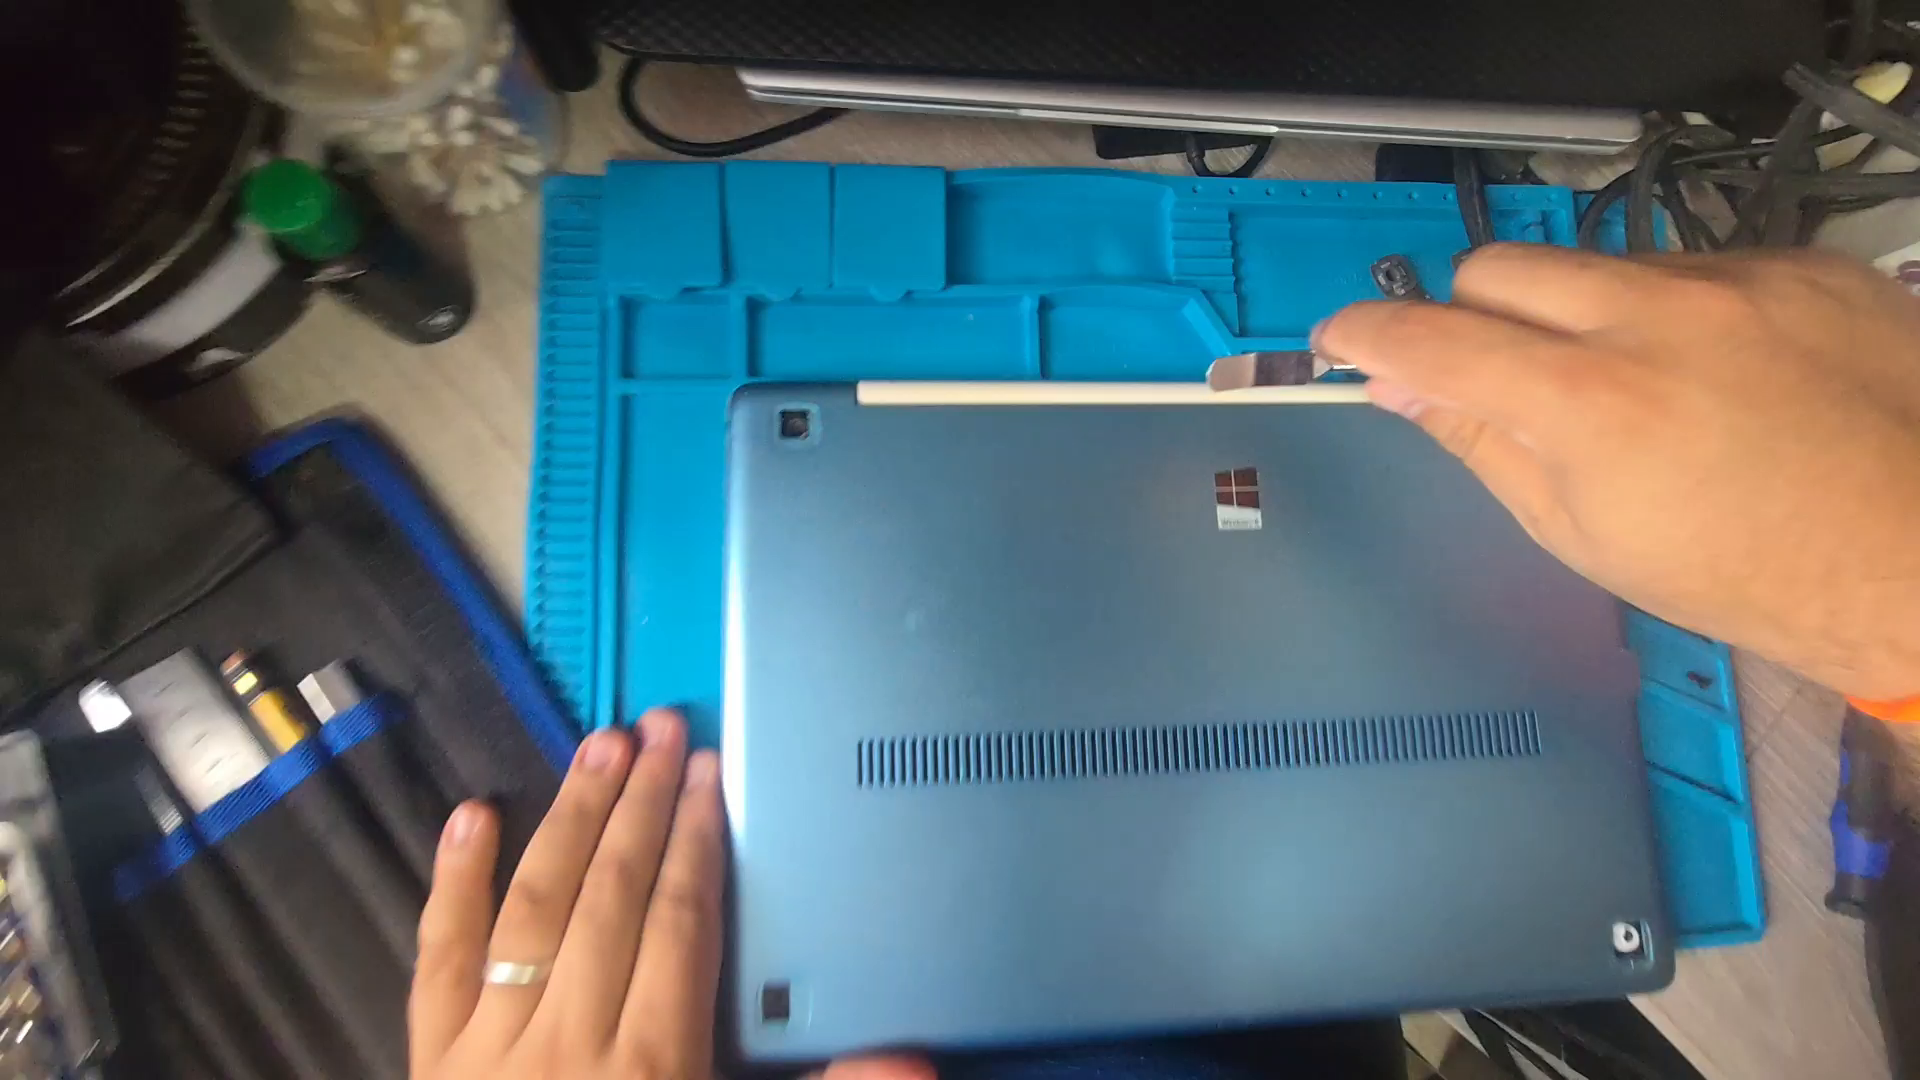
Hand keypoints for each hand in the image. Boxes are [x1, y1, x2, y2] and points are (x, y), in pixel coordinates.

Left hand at [410, 708, 931, 1079]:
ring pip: (534, 909)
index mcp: (650, 1070)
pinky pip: (439, 963)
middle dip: (642, 804)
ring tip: (600, 744)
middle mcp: (564, 1046)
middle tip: (663, 726)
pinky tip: (473, 812)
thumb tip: (921, 1057)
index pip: (677, 922)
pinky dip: (453, 885)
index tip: (711, 770)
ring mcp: (485, 1053)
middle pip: (610, 896)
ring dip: (570, 818)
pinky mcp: (427, 1065)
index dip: (697, 840)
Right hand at [1316, 245, 1919, 699]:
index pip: (1433, 341)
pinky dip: (1641, 309)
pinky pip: (1670, 265)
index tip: (1334, 340)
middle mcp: (1661, 317)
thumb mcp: (1564, 523)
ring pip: (1582, 263)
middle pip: (1495, 268)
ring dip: (1554, 313)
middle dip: (1460, 314)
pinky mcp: (1802, 266)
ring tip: (1603, 378)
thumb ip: (1471, 437)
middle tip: (1479, 369)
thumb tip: (1392, 386)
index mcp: (1590, 402)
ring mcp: (1741, 280)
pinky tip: (1687, 366)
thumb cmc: (1717, 568)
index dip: (1364, 335)